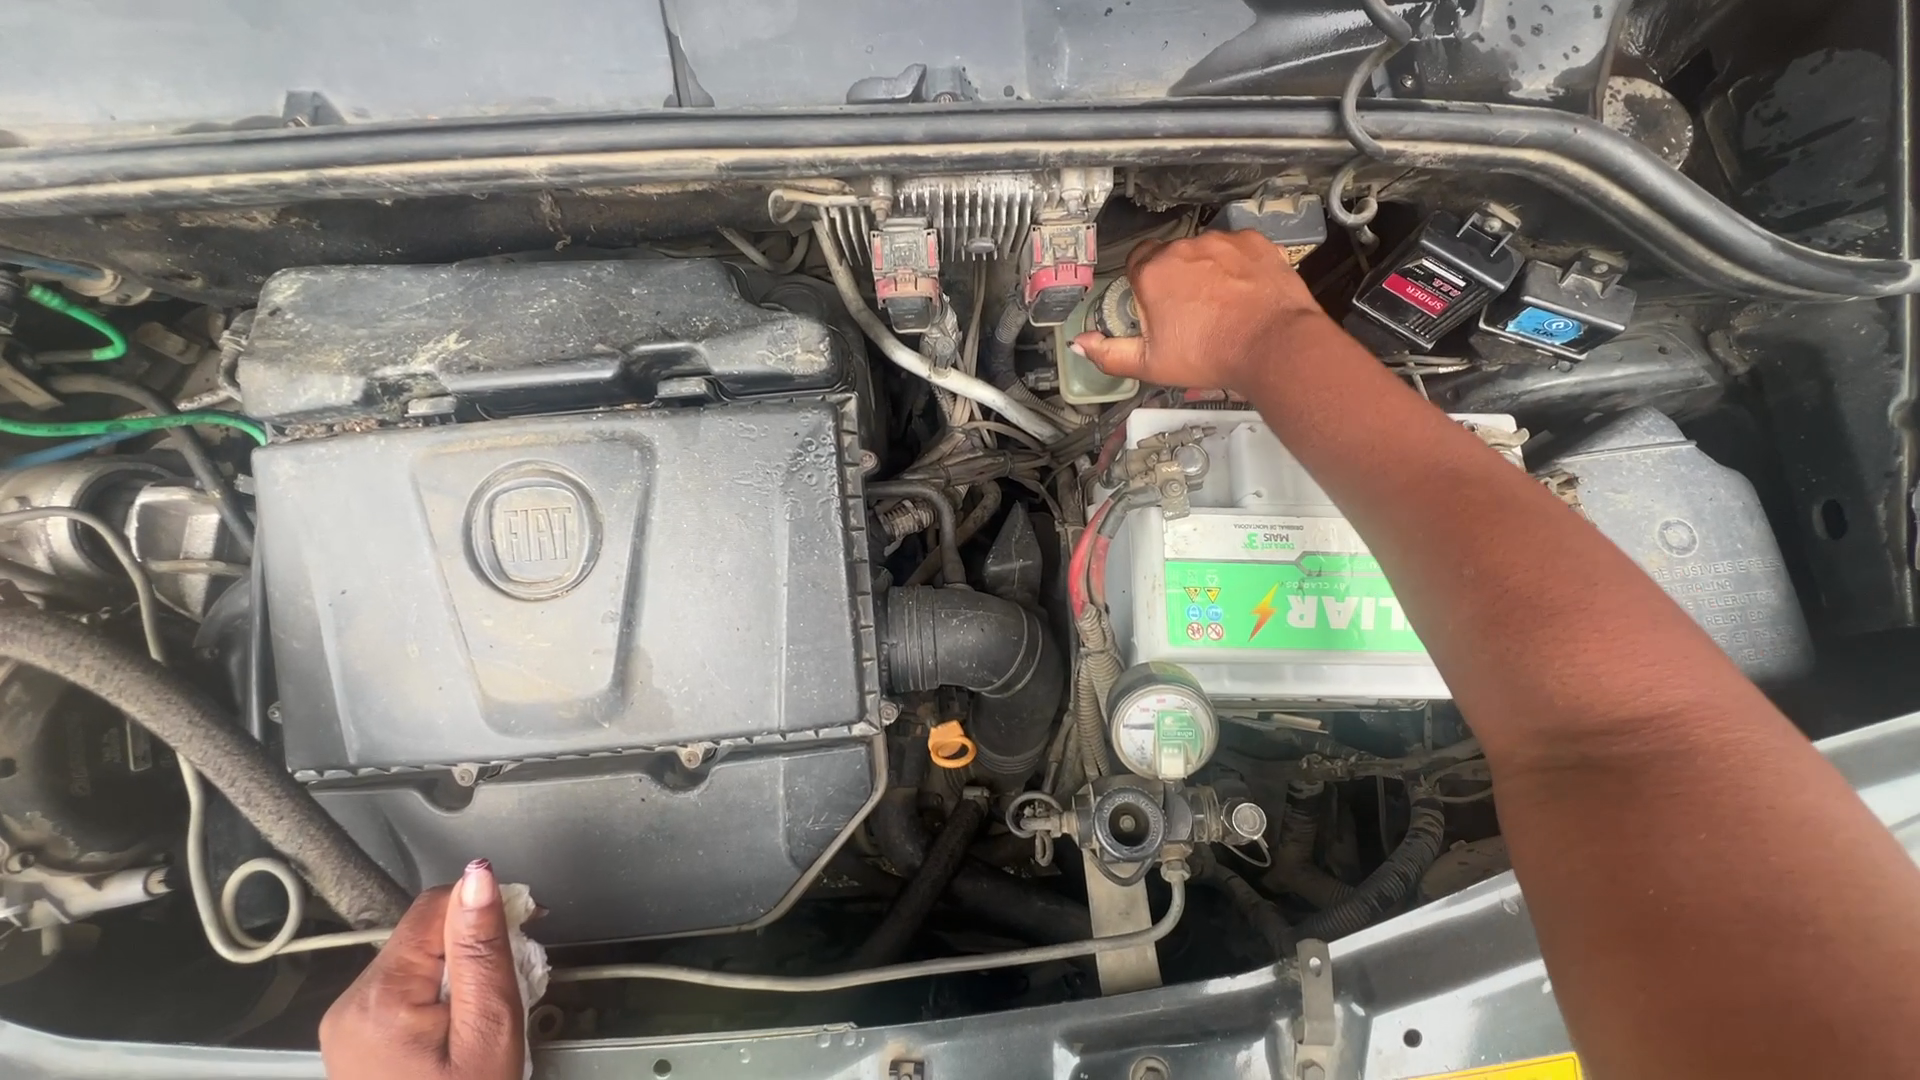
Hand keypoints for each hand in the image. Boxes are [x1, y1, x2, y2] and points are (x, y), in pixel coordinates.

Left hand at [321, 860, 523, 1079]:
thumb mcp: (490, 1026)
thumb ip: (483, 947)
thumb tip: (479, 875)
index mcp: (380, 996)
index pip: (437, 905)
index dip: (486, 907)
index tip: (524, 932)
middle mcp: (350, 1001)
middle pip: (426, 929)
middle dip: (475, 939)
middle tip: (511, 978)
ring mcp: (347, 1020)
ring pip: (419, 952)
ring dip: (462, 962)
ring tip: (488, 1005)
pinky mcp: (355, 1033)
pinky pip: (407, 981)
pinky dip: (444, 985)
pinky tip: (463, 1018)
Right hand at [1072, 230, 1328, 393]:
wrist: (1273, 345)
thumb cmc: (1210, 355)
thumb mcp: (1150, 364)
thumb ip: (1109, 353)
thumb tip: (1079, 344)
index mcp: (1153, 273)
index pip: (1136, 261)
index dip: (1142, 282)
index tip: (1153, 303)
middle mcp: (1184, 248)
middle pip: (1170, 255)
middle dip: (1174, 277)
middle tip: (1187, 312)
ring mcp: (1222, 241)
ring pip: (1204, 250)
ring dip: (1205, 270)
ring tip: (1218, 304)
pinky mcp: (1254, 242)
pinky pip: (1236, 248)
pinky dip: (1235, 266)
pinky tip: (1241, 292)